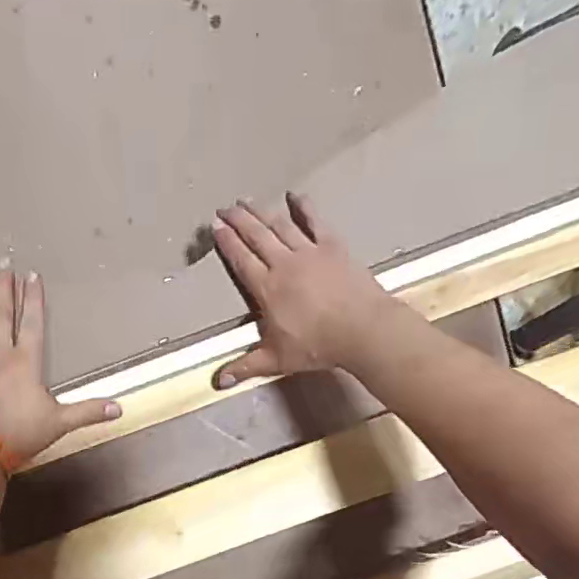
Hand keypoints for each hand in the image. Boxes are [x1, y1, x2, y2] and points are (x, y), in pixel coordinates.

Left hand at [0, 264, 120, 466]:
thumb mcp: (60, 423)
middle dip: (5, 288)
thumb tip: (120, 408)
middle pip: (3, 314)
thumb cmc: (21, 433)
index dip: (34, 299)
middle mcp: (0, 354)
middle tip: (3, 262)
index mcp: (26, 362)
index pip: (32, 324)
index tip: (33, 275)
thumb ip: (89, 412)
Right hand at [210, 193, 400, 387]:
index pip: (241, 260)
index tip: (215, 227)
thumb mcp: (277, 360)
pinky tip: (295, 196)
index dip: (227, 242)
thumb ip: (246, 365)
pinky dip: (303, 207)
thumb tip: (218, 382)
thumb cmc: (318, 346)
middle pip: (256, 236)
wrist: (362, 329)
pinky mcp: (333, 247)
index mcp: (267, 288)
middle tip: (225, 208)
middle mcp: (284, 263)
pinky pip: (315, 221)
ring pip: (279, 225)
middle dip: (238, 220)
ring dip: (262, 212)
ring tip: (248, 201)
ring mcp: (309, 252)